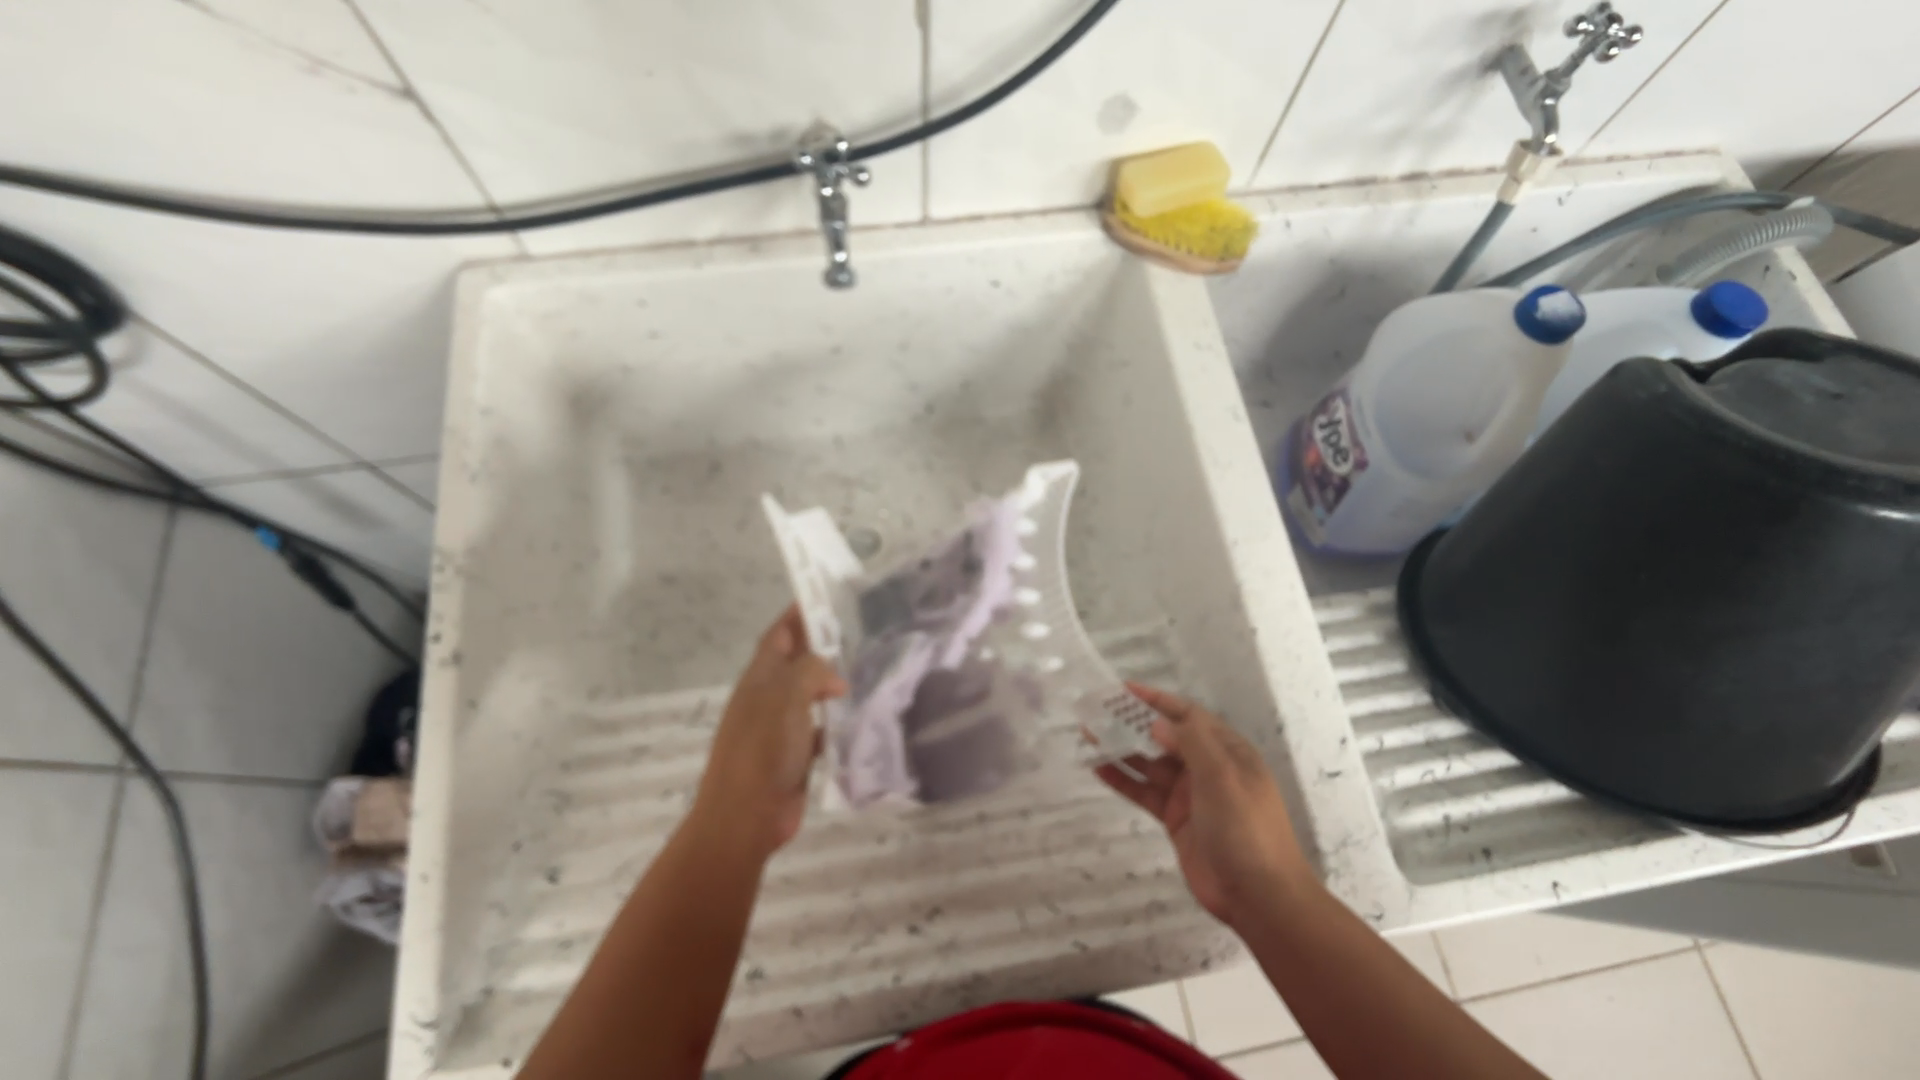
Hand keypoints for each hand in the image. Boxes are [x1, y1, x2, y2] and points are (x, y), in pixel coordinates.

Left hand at [692, 606, 847, 860]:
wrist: (744, 817)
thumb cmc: (761, 751)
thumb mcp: (785, 698)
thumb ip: (810, 673)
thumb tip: (836, 680)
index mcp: (759, 678)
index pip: (778, 635)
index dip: (797, 614)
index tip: (824, 595)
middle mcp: (768, 698)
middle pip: (795, 662)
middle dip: (821, 645)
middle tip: (861, 631)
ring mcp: (780, 729)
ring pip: (810, 696)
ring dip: (832, 684)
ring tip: (868, 669)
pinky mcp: (794, 756)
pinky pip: (819, 729)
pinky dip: (837, 722)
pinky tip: (860, 719)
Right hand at [1096, 683, 1311, 928]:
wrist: (1259, 896)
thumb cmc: (1246, 828)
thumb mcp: (1222, 777)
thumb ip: (1191, 744)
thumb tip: (1157, 721)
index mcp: (1228, 751)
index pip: (1187, 715)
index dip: (1156, 700)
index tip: (1122, 690)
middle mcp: (1208, 767)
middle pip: (1165, 736)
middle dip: (1133, 722)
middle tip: (1097, 710)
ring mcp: (1191, 794)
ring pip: (1150, 763)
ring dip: (1122, 749)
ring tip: (1088, 734)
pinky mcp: (1176, 819)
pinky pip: (1145, 792)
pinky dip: (1123, 779)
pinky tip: (1098, 768)